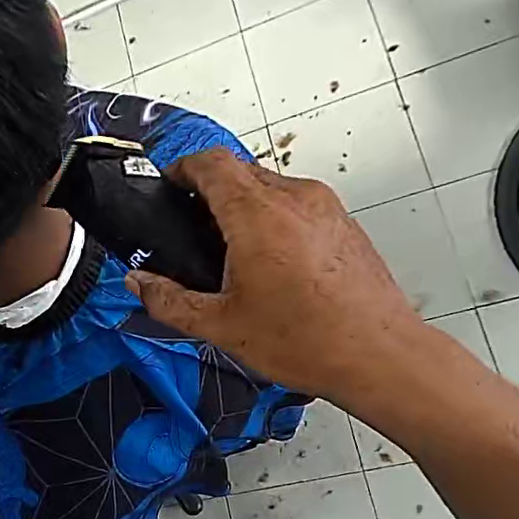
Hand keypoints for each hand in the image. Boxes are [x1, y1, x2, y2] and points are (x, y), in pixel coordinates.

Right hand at [125, 149, 430, 399]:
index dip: (183, 168)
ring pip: (274, 188)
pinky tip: (278, 267)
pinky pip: (302, 207)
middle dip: (213, 192)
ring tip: (239, 255)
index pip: (210, 162)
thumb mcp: (223, 327)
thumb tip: (141, 285)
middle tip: (198, 228)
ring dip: (248, 208)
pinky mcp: (346, 225)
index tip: (173, 183)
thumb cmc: (311, 341)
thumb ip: (171, 301)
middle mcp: (296, 199)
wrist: (377, 355)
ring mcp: (327, 209)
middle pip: (241, 171)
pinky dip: (280, 221)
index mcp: (257, 215)